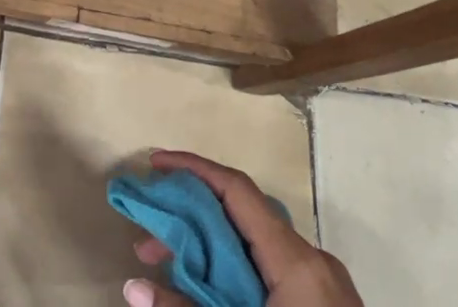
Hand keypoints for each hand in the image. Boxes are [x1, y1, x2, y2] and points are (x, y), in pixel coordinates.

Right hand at [121, 151, 362, 306]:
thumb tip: (132, 287)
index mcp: (296, 262)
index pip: (238, 190)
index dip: (193, 169)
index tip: (153, 164)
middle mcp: (314, 262)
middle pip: (244, 216)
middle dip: (190, 219)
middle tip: (146, 240)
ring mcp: (324, 286)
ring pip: (257, 246)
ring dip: (209, 250)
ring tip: (170, 275)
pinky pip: (271, 272)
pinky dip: (234, 271)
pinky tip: (208, 296)